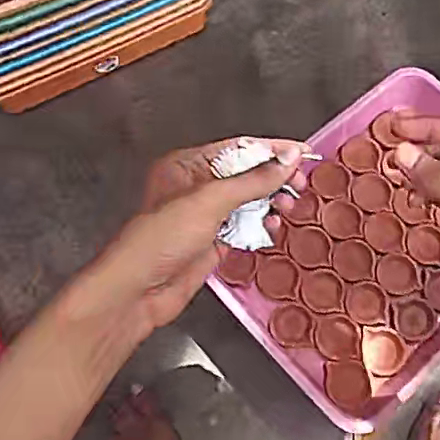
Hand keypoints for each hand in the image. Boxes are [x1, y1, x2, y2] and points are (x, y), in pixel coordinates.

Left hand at [84, 138, 306, 335]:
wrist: (138, 290)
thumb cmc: (158, 240)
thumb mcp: (210, 201)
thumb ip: (252, 180)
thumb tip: (287, 161)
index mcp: (188, 166)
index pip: (238, 149)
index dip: (272, 150)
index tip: (301, 152)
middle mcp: (196, 188)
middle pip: (246, 175)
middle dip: (274, 179)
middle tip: (299, 184)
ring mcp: (205, 216)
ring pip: (248, 202)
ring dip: (270, 203)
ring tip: (288, 207)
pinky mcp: (212, 243)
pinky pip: (244, 228)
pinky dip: (260, 227)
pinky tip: (272, 227)